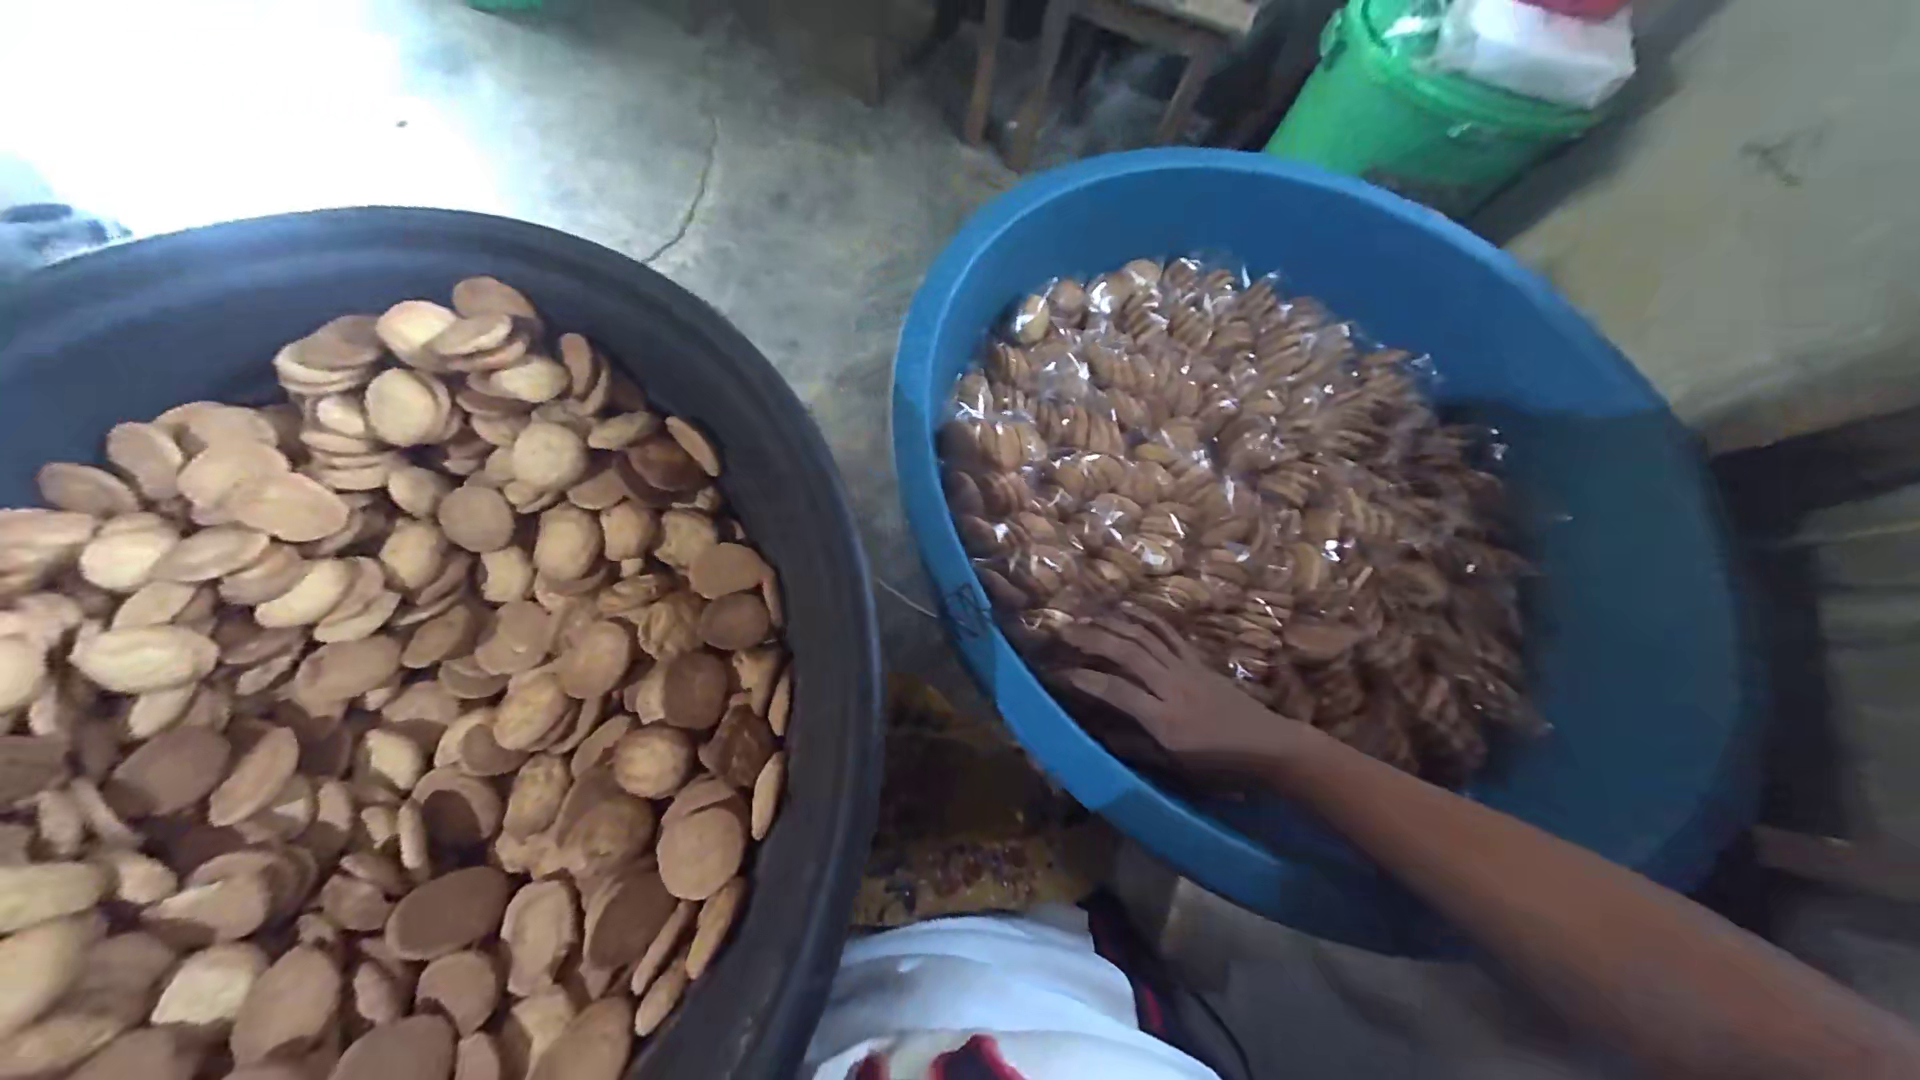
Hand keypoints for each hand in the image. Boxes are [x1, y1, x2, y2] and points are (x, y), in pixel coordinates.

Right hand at [1053, 608, 1317, 775]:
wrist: (1270, 745)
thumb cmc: (1221, 765)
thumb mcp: (1176, 767)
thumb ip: (1136, 747)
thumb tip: (1098, 733)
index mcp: (1166, 721)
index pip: (1118, 693)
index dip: (1087, 680)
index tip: (1060, 673)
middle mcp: (1173, 688)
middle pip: (1128, 654)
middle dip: (1092, 639)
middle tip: (1063, 632)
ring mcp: (1186, 669)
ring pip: (1145, 637)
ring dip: (1112, 624)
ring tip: (1084, 618)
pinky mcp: (1196, 660)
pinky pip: (1167, 633)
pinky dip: (1144, 618)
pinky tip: (1124, 610)